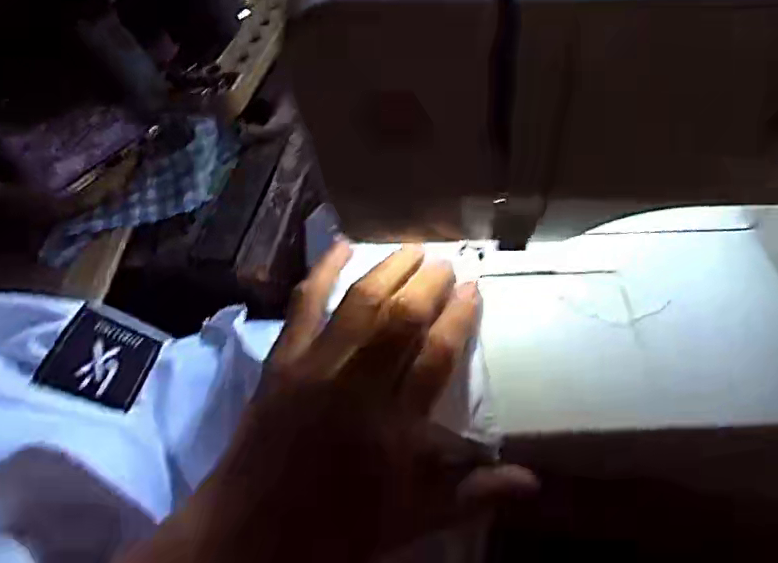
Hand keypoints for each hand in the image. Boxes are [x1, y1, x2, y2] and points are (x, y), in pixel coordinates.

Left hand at [124, 244, 536, 562]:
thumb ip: (473, 490)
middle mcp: (357, 389)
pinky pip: (304, 306)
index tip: (473, 288)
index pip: (436, 356)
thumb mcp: (412, 516)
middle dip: (429, 284)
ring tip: (414, 249)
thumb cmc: (338, 527)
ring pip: (361, 304)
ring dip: (391, 269)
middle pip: (400, 320)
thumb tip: (533, 481)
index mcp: (394, 428)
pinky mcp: (282, 362)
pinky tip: (341, 245)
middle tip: (448, 264)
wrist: (244, 543)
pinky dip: (322, 272)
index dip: (459, 317)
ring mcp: (317, 370)